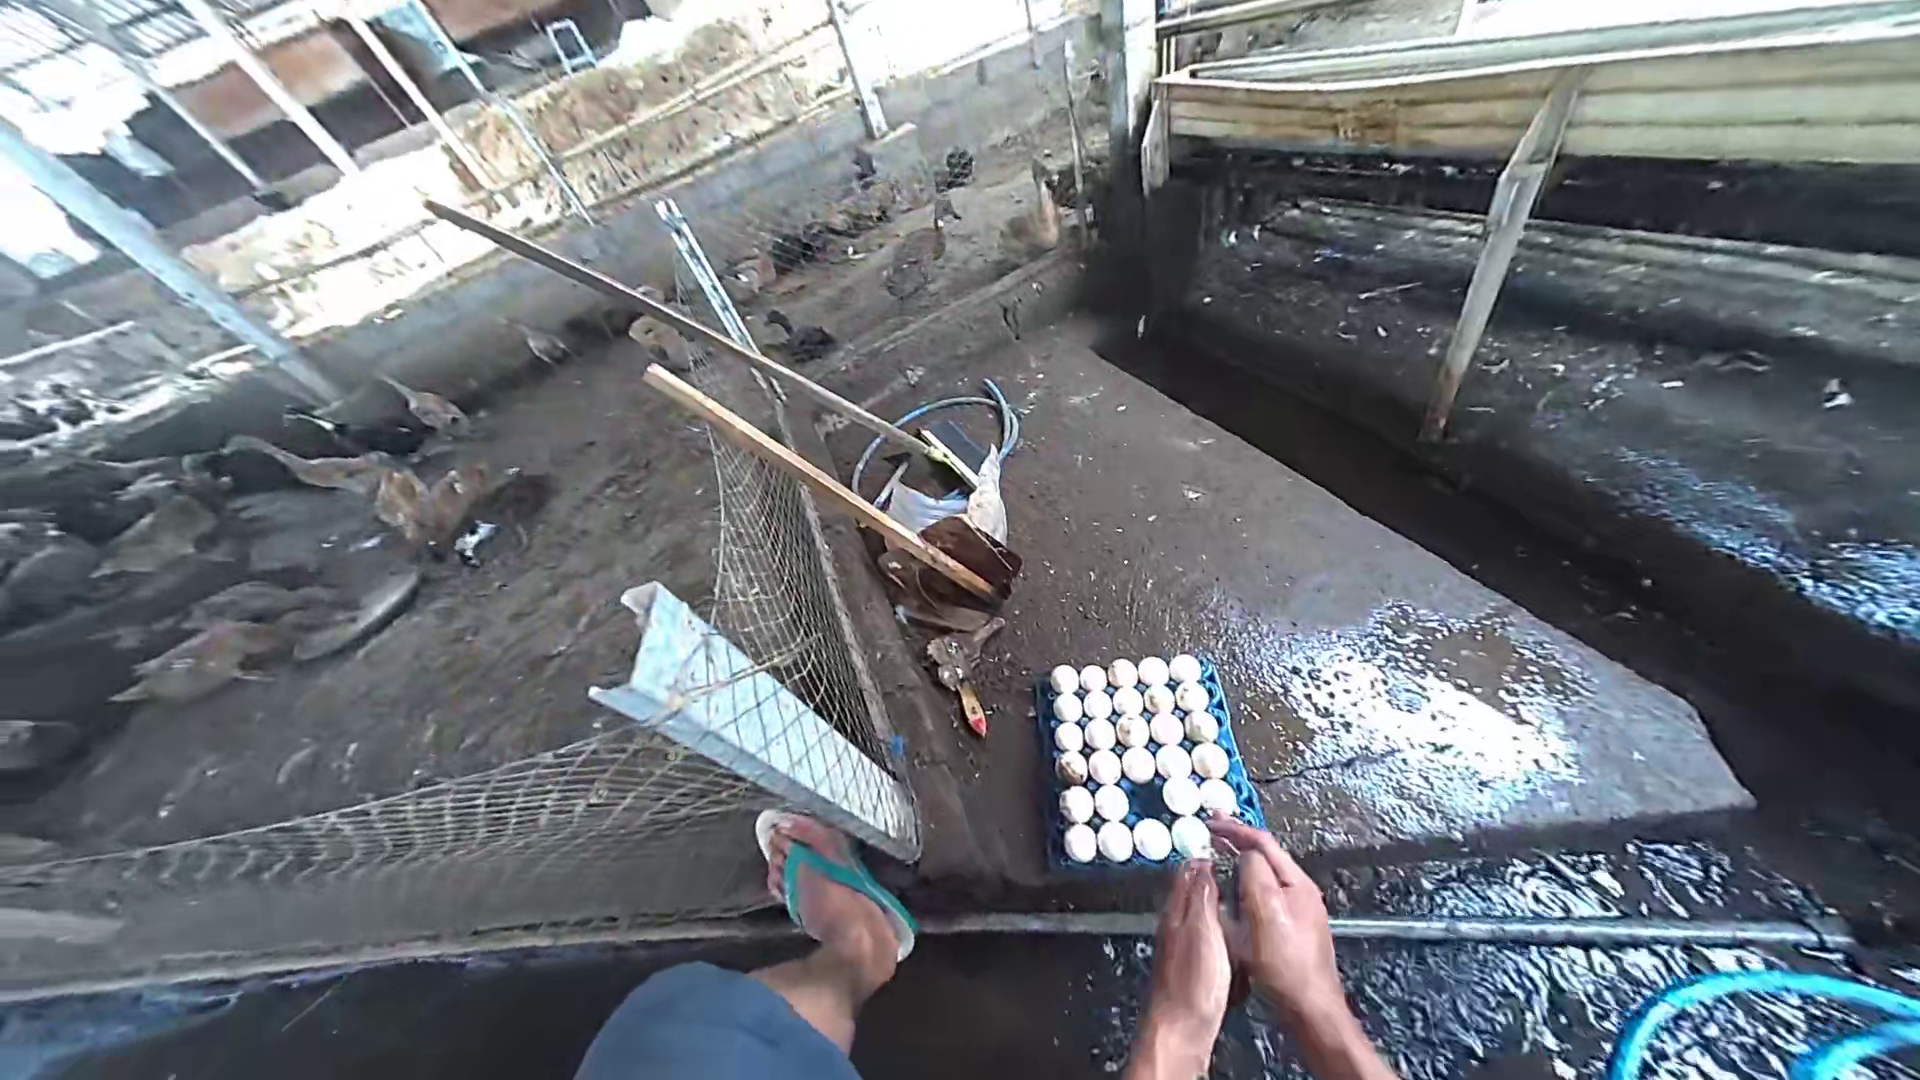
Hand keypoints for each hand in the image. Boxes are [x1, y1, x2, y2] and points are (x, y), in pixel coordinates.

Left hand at [1129, 859, 1229, 1078]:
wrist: (1180, 1029)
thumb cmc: (1194, 983)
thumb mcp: (1204, 932)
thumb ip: (1203, 898)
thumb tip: (1202, 864)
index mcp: (1176, 911)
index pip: (1186, 873)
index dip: (1203, 858)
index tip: (1221, 849)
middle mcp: (1173, 924)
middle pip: (1190, 891)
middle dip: (1208, 879)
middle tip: (1230, 871)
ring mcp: (1178, 945)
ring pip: (1196, 914)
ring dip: (1212, 904)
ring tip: (1232, 900)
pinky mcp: (1187, 967)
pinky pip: (1203, 938)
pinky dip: (1216, 931)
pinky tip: (1227, 939)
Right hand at [1208, 818, 1343, 1021]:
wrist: (1309, 1011)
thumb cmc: (1284, 961)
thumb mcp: (1263, 909)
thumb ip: (1253, 872)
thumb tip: (1244, 855)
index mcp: (1296, 882)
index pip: (1262, 842)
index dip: (1234, 828)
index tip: (1209, 822)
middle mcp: (1299, 891)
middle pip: (1264, 855)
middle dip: (1237, 840)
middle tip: (1211, 828)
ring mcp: (1297, 911)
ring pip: (1263, 874)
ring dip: (1238, 860)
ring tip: (1217, 852)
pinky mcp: (1289, 929)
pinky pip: (1262, 893)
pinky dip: (1243, 881)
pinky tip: (1230, 887)